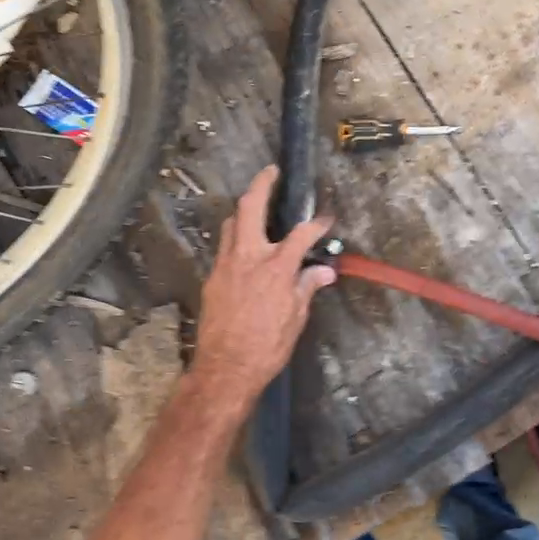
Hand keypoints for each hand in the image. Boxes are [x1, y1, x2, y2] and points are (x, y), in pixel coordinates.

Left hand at [188, 165, 337, 409]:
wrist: (225, 368)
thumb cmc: (266, 347)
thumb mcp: (295, 318)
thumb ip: (307, 287)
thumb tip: (324, 272)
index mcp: (276, 267)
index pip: (301, 234)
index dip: (317, 224)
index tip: (326, 219)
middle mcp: (248, 257)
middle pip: (250, 207)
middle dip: (260, 184)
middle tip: (270, 171)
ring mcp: (226, 265)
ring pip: (231, 224)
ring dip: (243, 210)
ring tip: (254, 206)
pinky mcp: (212, 277)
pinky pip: (224, 248)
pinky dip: (235, 239)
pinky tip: (243, 248)